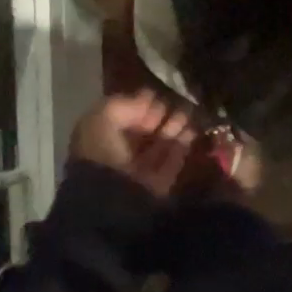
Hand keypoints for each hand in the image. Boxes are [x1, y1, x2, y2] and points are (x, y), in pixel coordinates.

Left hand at [70, 91, 196, 197]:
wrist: (112, 195)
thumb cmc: (102, 152)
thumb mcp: (102, 119)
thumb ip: (124, 105)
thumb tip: (148, 96)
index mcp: (99, 138)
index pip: (122, 118)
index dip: (139, 106)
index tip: (155, 97)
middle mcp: (119, 154)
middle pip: (144, 131)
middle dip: (160, 116)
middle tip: (177, 104)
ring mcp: (141, 170)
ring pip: (160, 145)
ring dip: (174, 128)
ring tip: (188, 114)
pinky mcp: (160, 184)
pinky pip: (172, 161)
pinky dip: (182, 146)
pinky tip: (191, 132)